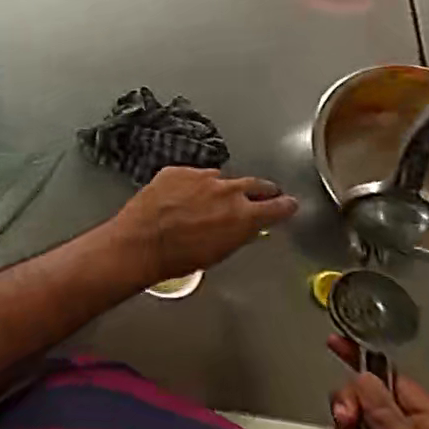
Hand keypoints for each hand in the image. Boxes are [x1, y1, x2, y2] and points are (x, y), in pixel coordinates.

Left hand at [110, 167, 297, 281]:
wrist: (141, 243)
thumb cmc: (178, 257)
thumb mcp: (219, 253)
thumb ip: (239, 234)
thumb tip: (245, 228)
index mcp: (244, 215)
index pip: (278, 206)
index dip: (285, 206)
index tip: (287, 205)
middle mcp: (227, 191)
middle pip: (254, 184)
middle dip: (259, 191)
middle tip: (259, 196)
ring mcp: (201, 177)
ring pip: (219, 179)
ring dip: (218, 188)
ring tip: (206, 202)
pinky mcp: (177, 171)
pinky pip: (191, 175)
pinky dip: (190, 185)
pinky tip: (179, 198)